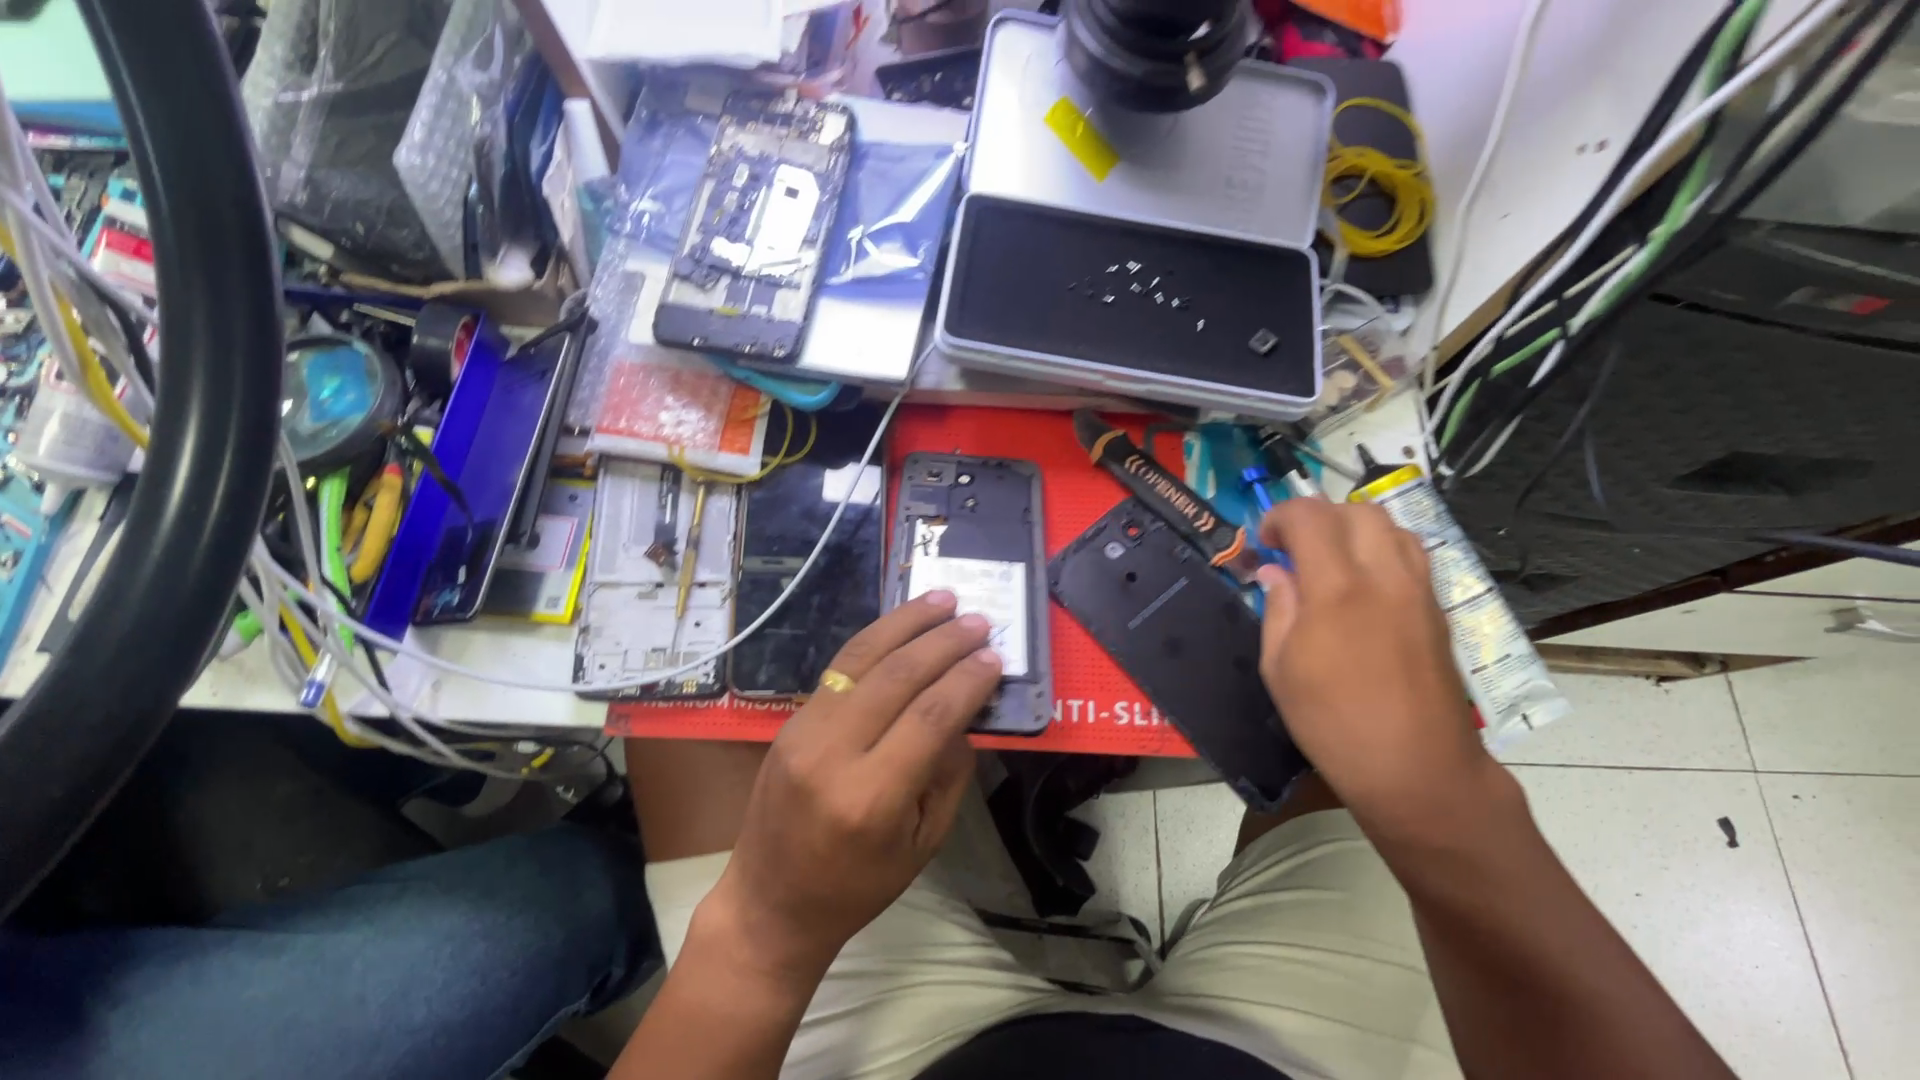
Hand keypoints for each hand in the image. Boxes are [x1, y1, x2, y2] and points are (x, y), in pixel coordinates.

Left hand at [697, 591, 1000, 984]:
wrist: (770, 902)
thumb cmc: (857, 887)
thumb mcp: (922, 843)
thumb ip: (949, 774)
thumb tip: (966, 711)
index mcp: (870, 798)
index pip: (929, 718)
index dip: (967, 681)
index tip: (996, 657)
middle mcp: (832, 755)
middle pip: (896, 677)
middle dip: (943, 643)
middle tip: (979, 622)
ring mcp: (803, 732)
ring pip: (861, 659)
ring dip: (906, 624)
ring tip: (942, 600)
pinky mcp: (790, 721)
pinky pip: (839, 669)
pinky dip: (875, 641)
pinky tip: (902, 626)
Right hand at [1255, 500, 1498, 832]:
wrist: (1416, 767)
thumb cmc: (1332, 724)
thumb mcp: (1279, 669)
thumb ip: (1277, 609)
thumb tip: (1275, 573)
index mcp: (1336, 589)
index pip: (1310, 516)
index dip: (1280, 516)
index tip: (1265, 542)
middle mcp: (1384, 576)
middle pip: (1356, 510)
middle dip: (1318, 517)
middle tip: (1296, 548)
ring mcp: (1418, 591)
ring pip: (1392, 526)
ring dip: (1355, 529)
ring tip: (1333, 561)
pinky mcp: (1438, 610)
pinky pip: (1412, 556)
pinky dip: (1383, 551)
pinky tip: (1365, 585)